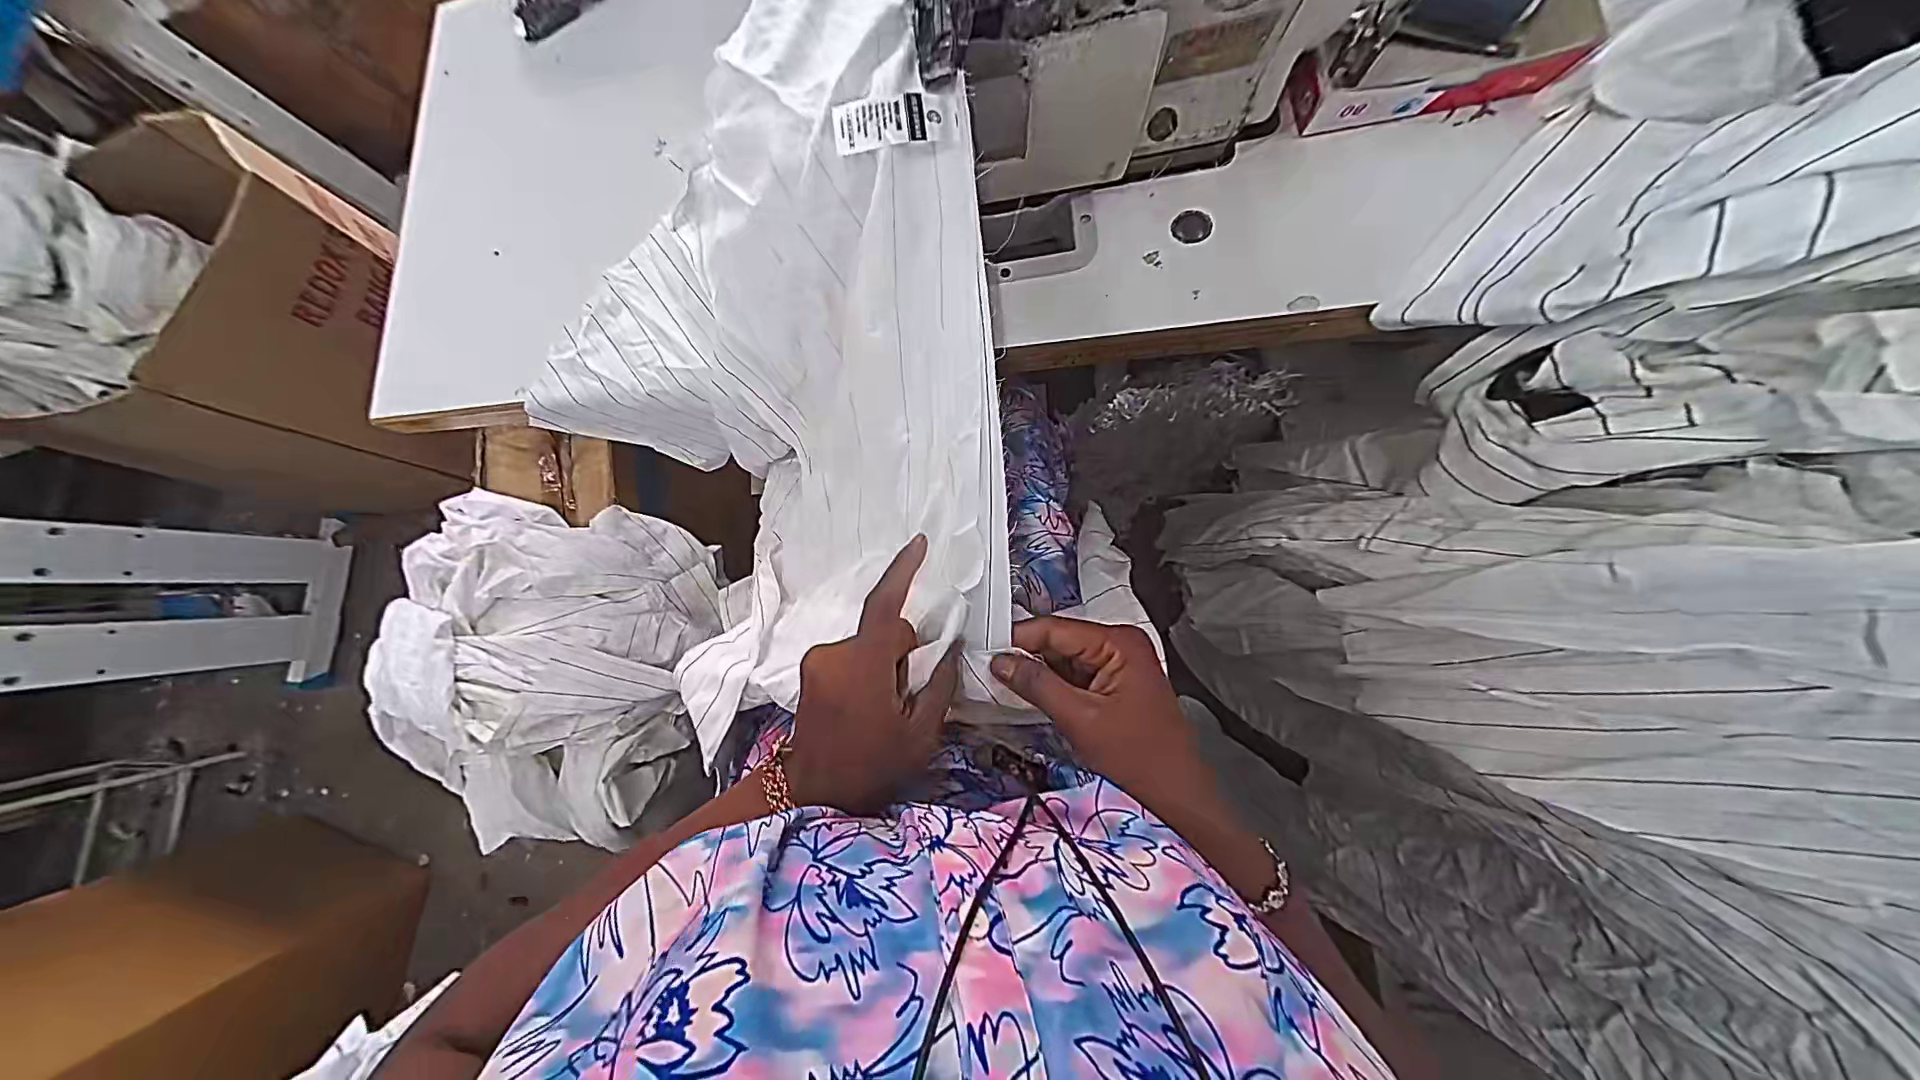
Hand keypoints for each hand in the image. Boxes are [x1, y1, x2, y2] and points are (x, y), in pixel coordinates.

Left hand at [786, 535, 960, 814]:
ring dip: (885, 661)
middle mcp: (834, 653)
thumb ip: (940, 684)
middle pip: (884, 629)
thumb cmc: (870, 769)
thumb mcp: (921, 734)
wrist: (812, 793)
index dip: (904, 571)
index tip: (919, 544)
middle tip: (907, 693)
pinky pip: (852, 652)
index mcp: (862, 665)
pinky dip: (868, 666)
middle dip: (903, 651)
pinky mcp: (811, 668)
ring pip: (869, 641)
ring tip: (886, 704)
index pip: (886, 606)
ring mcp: (818, 660)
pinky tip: (868, 702)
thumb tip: (952, 648)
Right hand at [989, 617, 1214, 806]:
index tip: (984, 651)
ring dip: (1038, 673)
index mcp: (1119, 642)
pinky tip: (1032, 697)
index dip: (1018, 639)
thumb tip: (1001, 662)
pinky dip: (1053, 686)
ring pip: (1063, 660)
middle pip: (1059, 642)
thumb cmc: (1139, 758)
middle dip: (1026, 657)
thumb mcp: (1080, 718)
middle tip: (991, 672)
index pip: (1055, 629)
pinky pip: (1074, 676)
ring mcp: (1118, 664)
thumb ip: (1037, 684)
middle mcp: (1120, 645)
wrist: (1178, 796)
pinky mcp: (1114, 684)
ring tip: (1006, 686)